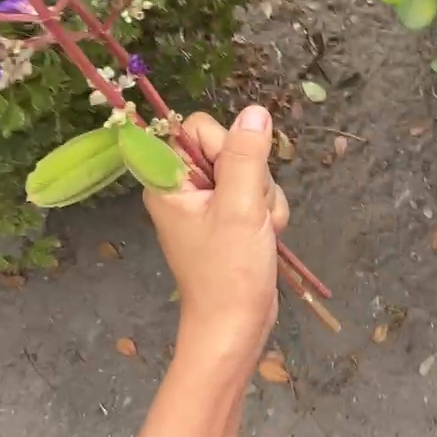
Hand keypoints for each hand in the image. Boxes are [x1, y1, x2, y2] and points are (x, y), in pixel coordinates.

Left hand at [142, 106, 288, 362]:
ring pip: (250, 170)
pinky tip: (265, 233)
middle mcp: (183, 187)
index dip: (223, 145)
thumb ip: (246, 156)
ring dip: (265, 196)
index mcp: (168, 181)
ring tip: (259, 228)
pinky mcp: (228, 217)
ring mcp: (207, 203)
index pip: (195, 128)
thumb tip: (256, 111)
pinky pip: (256, 192)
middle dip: (253, 175)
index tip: (232, 176)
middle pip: (229, 147)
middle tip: (250, 209)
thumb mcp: (241, 208)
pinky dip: (268, 210)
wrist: (236, 326)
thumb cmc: (230, 272)